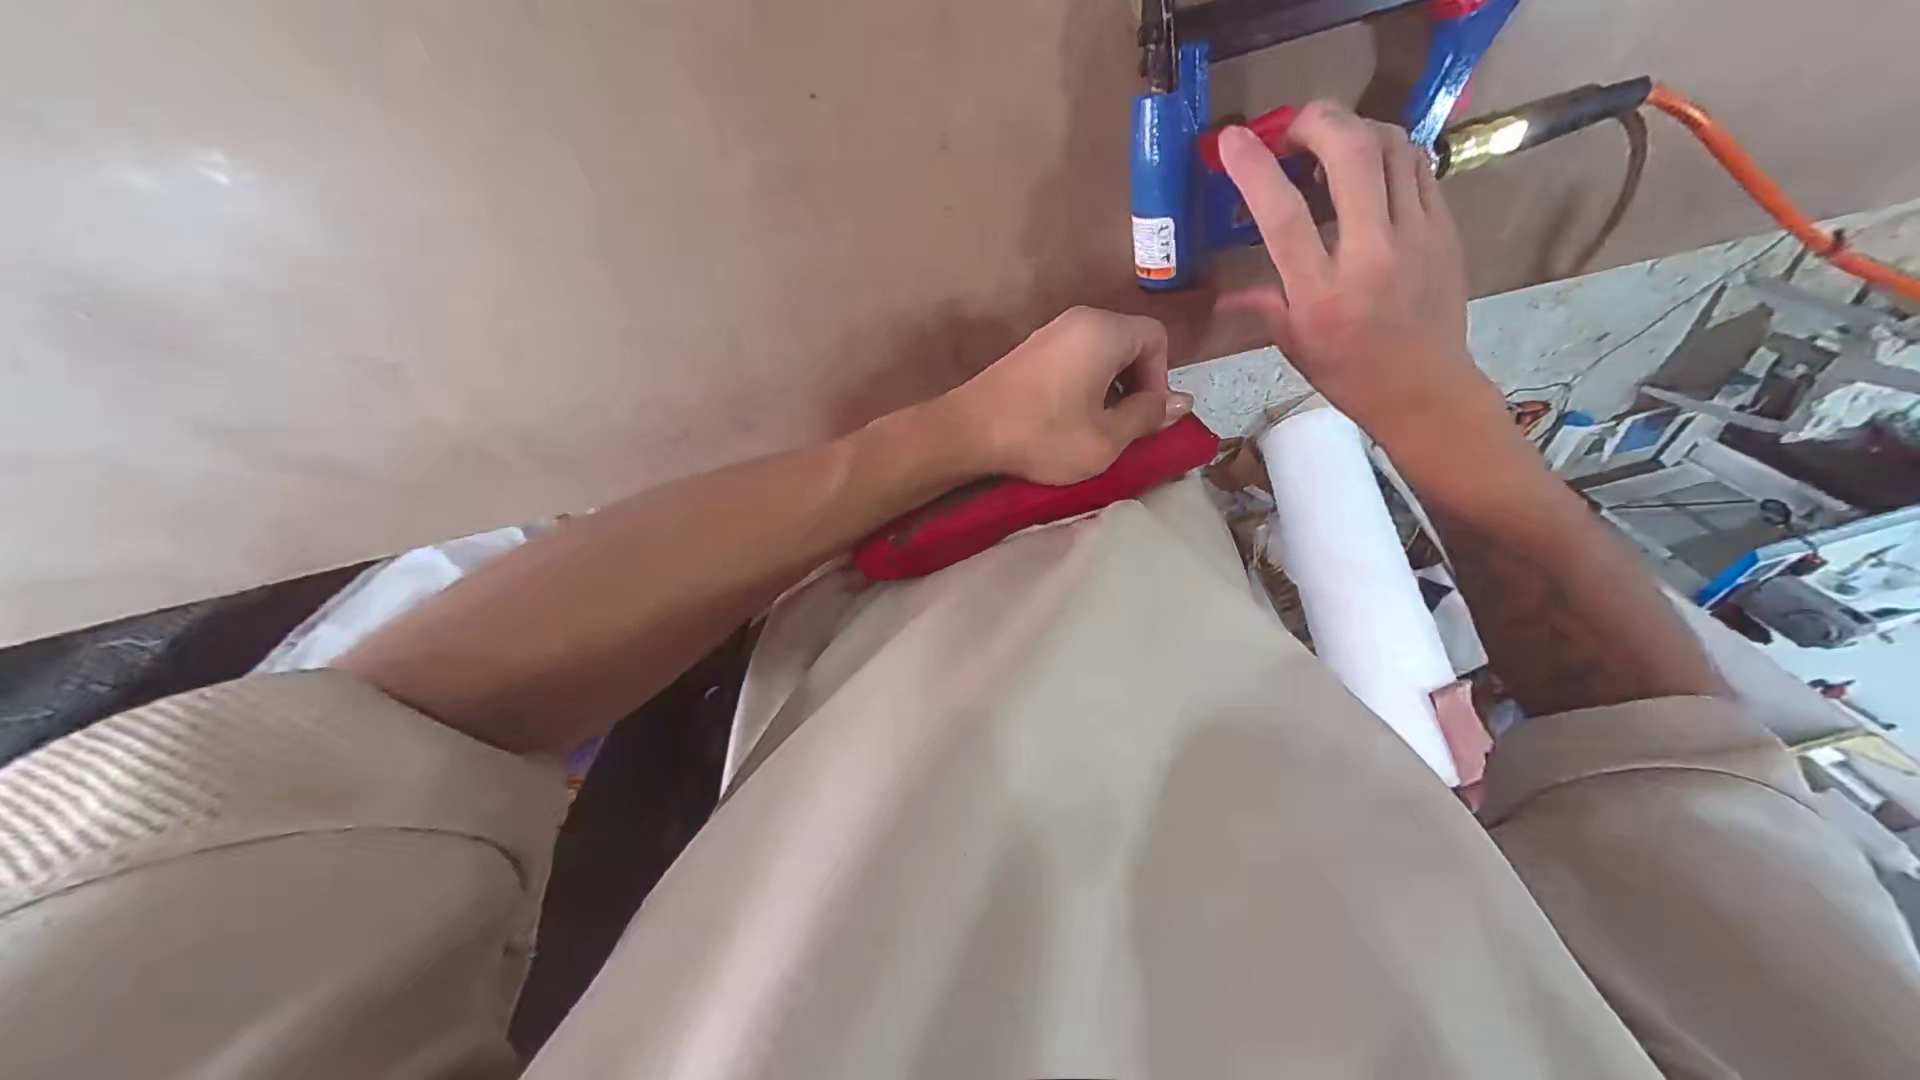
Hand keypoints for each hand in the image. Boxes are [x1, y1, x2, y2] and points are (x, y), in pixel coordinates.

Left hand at [944, 306, 1193, 484]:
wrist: (967, 431)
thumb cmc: (1042, 435)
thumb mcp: (1105, 438)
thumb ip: (1148, 417)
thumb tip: (1183, 403)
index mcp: (1103, 331)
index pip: (1156, 339)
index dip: (1161, 379)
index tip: (1144, 416)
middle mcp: (1078, 320)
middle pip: (1129, 343)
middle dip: (1136, 384)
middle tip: (1123, 425)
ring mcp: (1050, 332)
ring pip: (1101, 353)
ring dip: (1110, 388)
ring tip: (1096, 426)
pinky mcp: (1031, 350)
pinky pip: (1075, 358)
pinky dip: (1084, 384)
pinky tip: (1068, 418)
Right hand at [1217, 102, 1501, 441]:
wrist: (1424, 388)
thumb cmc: (1347, 373)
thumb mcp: (1293, 344)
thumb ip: (1261, 305)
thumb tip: (1222, 295)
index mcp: (1322, 292)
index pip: (1283, 216)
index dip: (1254, 170)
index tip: (1232, 140)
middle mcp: (1370, 254)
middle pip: (1352, 154)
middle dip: (1318, 122)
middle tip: (1293, 128)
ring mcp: (1416, 234)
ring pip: (1392, 146)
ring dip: (1355, 128)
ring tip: (1329, 139)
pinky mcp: (1445, 226)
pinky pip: (1417, 165)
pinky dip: (1387, 150)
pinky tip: (1367, 162)